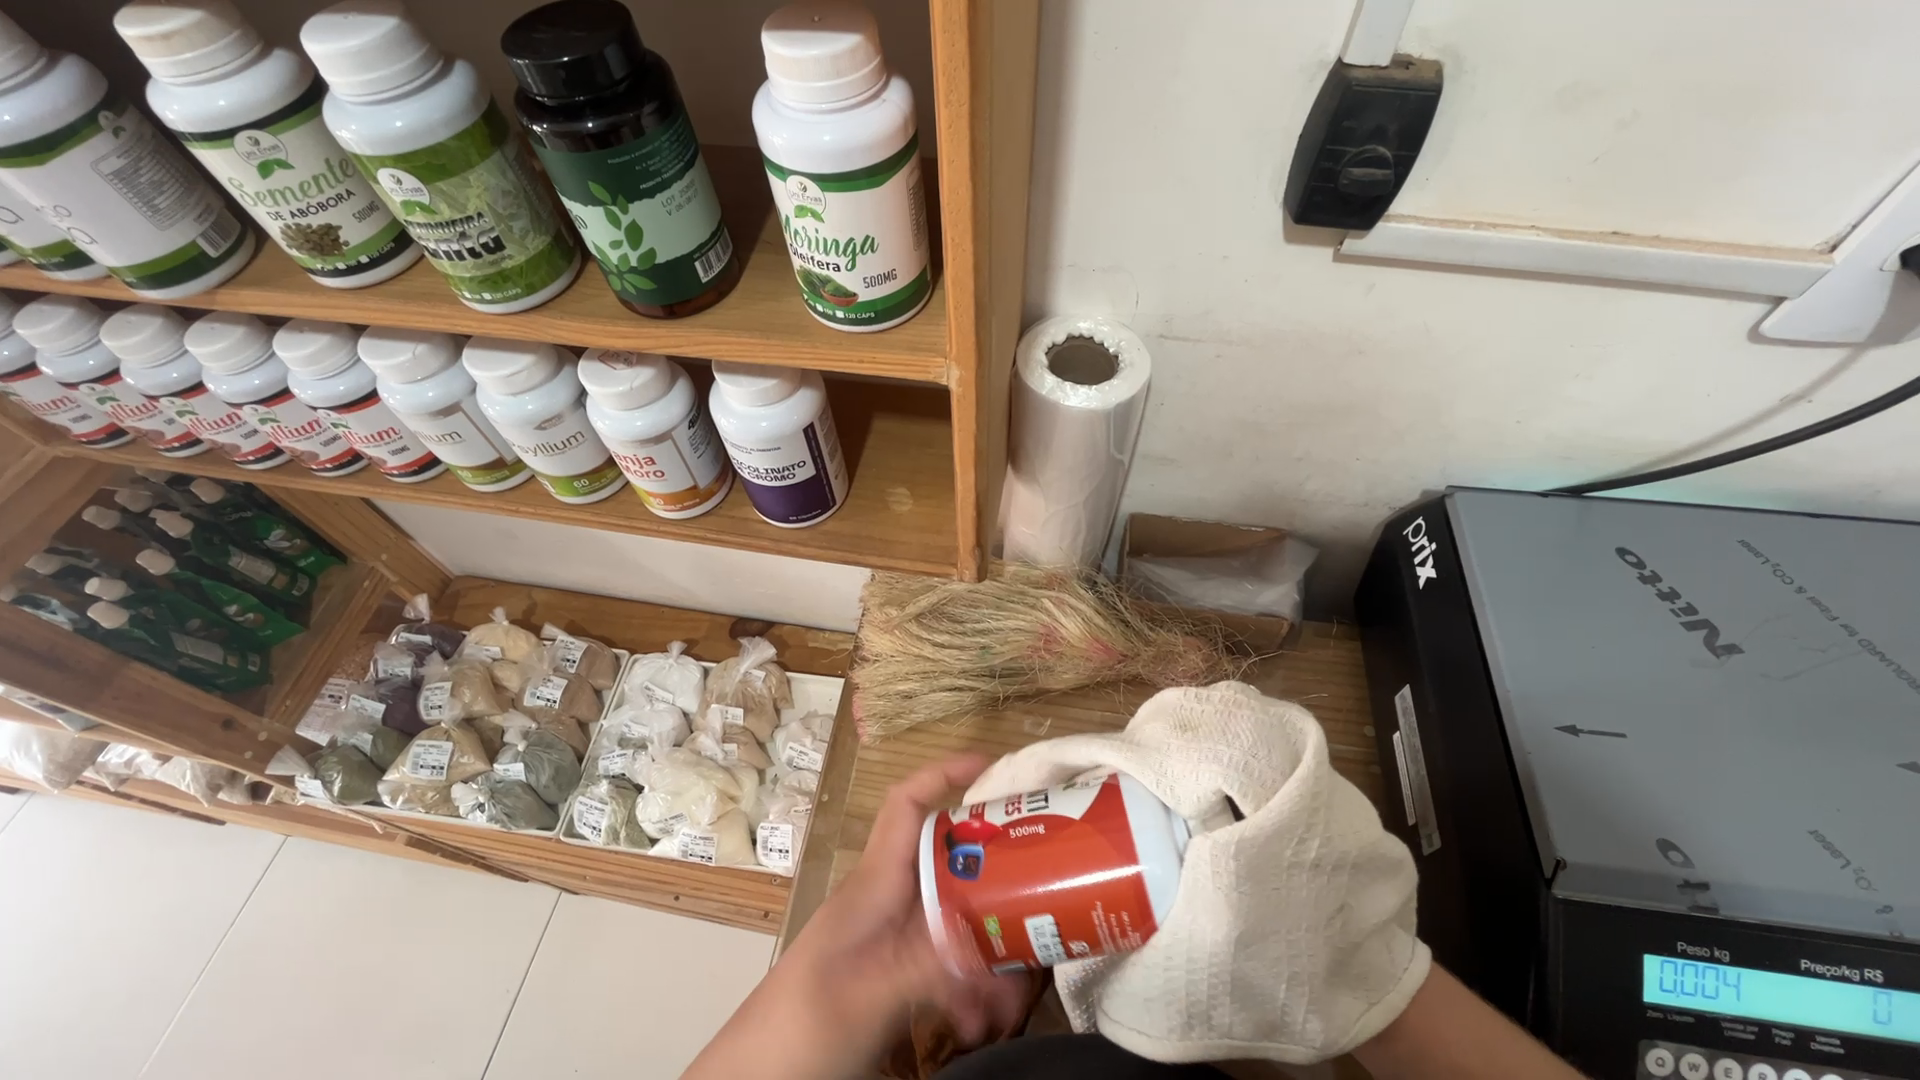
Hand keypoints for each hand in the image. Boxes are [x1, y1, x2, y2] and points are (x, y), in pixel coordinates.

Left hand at [684, 756, 1032, 1079]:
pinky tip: (979, 1024)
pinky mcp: (897, 976)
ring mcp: (894, 939)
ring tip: (1012, 997)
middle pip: (954, 866)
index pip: (908, 805)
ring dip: (989, 955)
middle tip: (1039, 912)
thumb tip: (990, 944)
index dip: (947, 775)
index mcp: (876, 882)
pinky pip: (949, 967)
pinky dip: (972, 991)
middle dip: (998, 887)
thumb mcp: (866, 994)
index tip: (998, 770)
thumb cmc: (797, 1024)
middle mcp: (889, 900)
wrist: (756, 1077)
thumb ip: (926, 964)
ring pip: (960, 922)